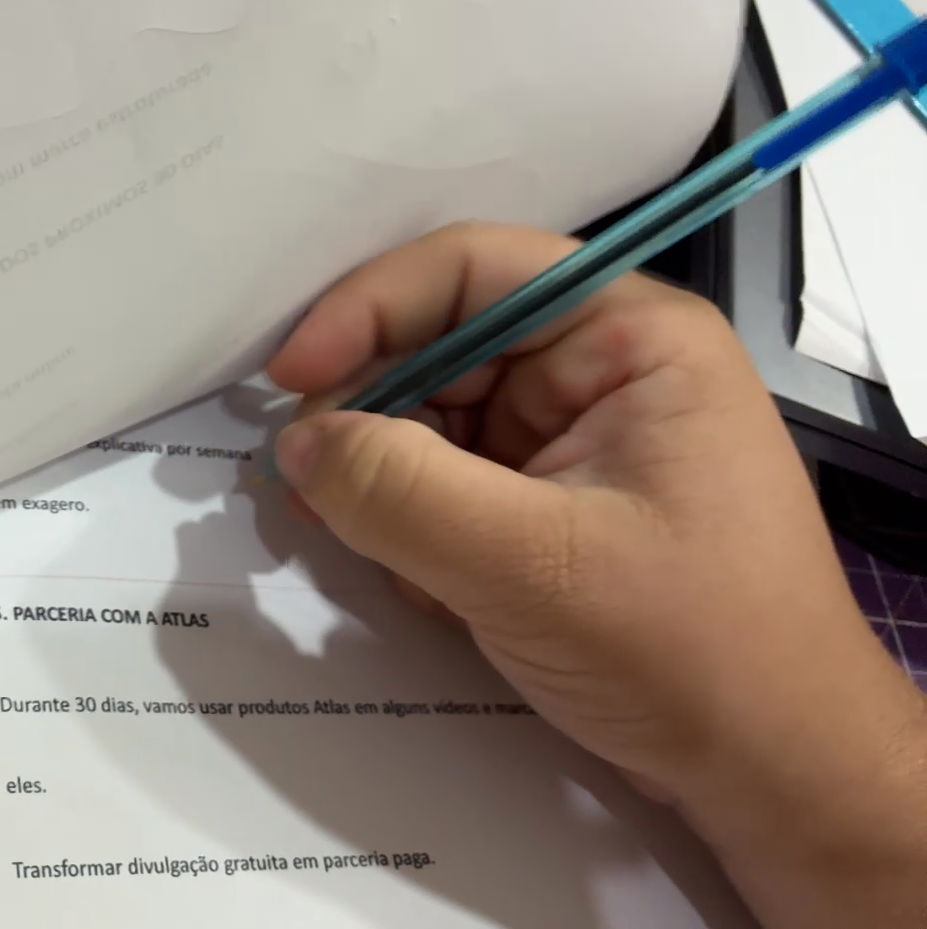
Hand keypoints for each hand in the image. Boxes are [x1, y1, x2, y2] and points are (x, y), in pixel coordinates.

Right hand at [266, 223, 926, 927]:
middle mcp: (574, 370)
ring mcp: (536, 433)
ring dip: (366, 477)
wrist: (753, 774)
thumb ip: (397, 490)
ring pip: (401, 414)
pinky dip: (383, 515)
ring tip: (365, 541)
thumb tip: (293, 444)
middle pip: (419, 344)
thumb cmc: (690, 655)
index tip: (290, 378)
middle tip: (311, 482)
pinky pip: (407, 471)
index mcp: (621, 339)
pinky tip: (410, 571)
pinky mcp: (505, 490)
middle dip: (358, 414)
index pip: (465, 270)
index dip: (367, 308)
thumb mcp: (531, 564)